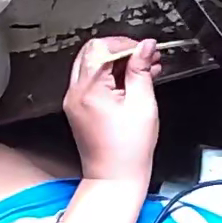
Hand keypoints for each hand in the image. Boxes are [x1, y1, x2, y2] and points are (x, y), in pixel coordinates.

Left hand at [63, 37, 162, 184]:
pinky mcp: (79, 108)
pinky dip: (111, 76)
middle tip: (144, 57)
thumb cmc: (128, 149)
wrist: (115, 177)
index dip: (127, 45)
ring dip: (117, 63)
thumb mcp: (142, 103)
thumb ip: (141, 70)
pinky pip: (92, 81)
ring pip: (92, 65)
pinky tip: (132, 82)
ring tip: (144, 70)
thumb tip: (145, 46)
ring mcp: (74, 101)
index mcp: (90, 90)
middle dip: (121, 50)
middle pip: (93, 52)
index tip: (146, 50)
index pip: (103, 48)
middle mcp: (76, 93)